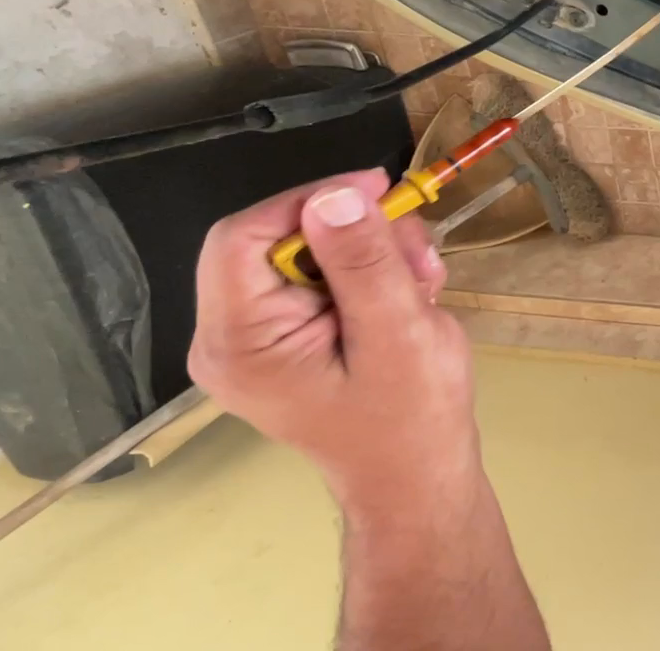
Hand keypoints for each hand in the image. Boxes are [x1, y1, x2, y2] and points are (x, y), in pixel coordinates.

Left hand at [189, 169, 474, 506]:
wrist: (420, 471)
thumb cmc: (411, 412)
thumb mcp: (397, 333)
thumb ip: (364, 264)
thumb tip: (336, 195)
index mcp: (241, 339)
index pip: (242, 237)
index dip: (309, 201)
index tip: (380, 188)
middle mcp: (234, 335)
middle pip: (284, 242)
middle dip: (362, 236)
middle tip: (420, 257)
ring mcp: (263, 338)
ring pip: (316, 255)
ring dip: (381, 255)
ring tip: (424, 287)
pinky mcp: (296, 337)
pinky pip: (329, 279)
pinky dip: (379, 274)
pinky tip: (413, 298)